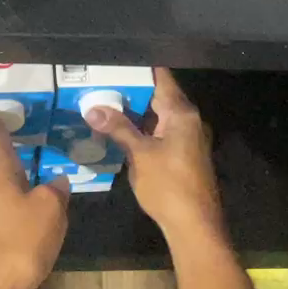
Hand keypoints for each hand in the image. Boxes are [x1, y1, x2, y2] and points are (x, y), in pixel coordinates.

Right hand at [85, 68, 223, 241]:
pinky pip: (162, 132)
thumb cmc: (168, 185)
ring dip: (136, 113)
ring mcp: (188, 138)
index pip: (161, 78)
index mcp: (182, 114)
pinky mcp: (184, 155)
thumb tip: (93, 109)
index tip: (115, 63)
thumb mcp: (139, 154)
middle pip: (159, 96)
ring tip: (105, 104)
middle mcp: (189, 121)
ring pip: (159, 116)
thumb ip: (118, 128)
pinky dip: (144, 129)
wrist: (194, 225)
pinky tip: (121, 132)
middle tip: (101, 83)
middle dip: (131, 91)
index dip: (139, 69)